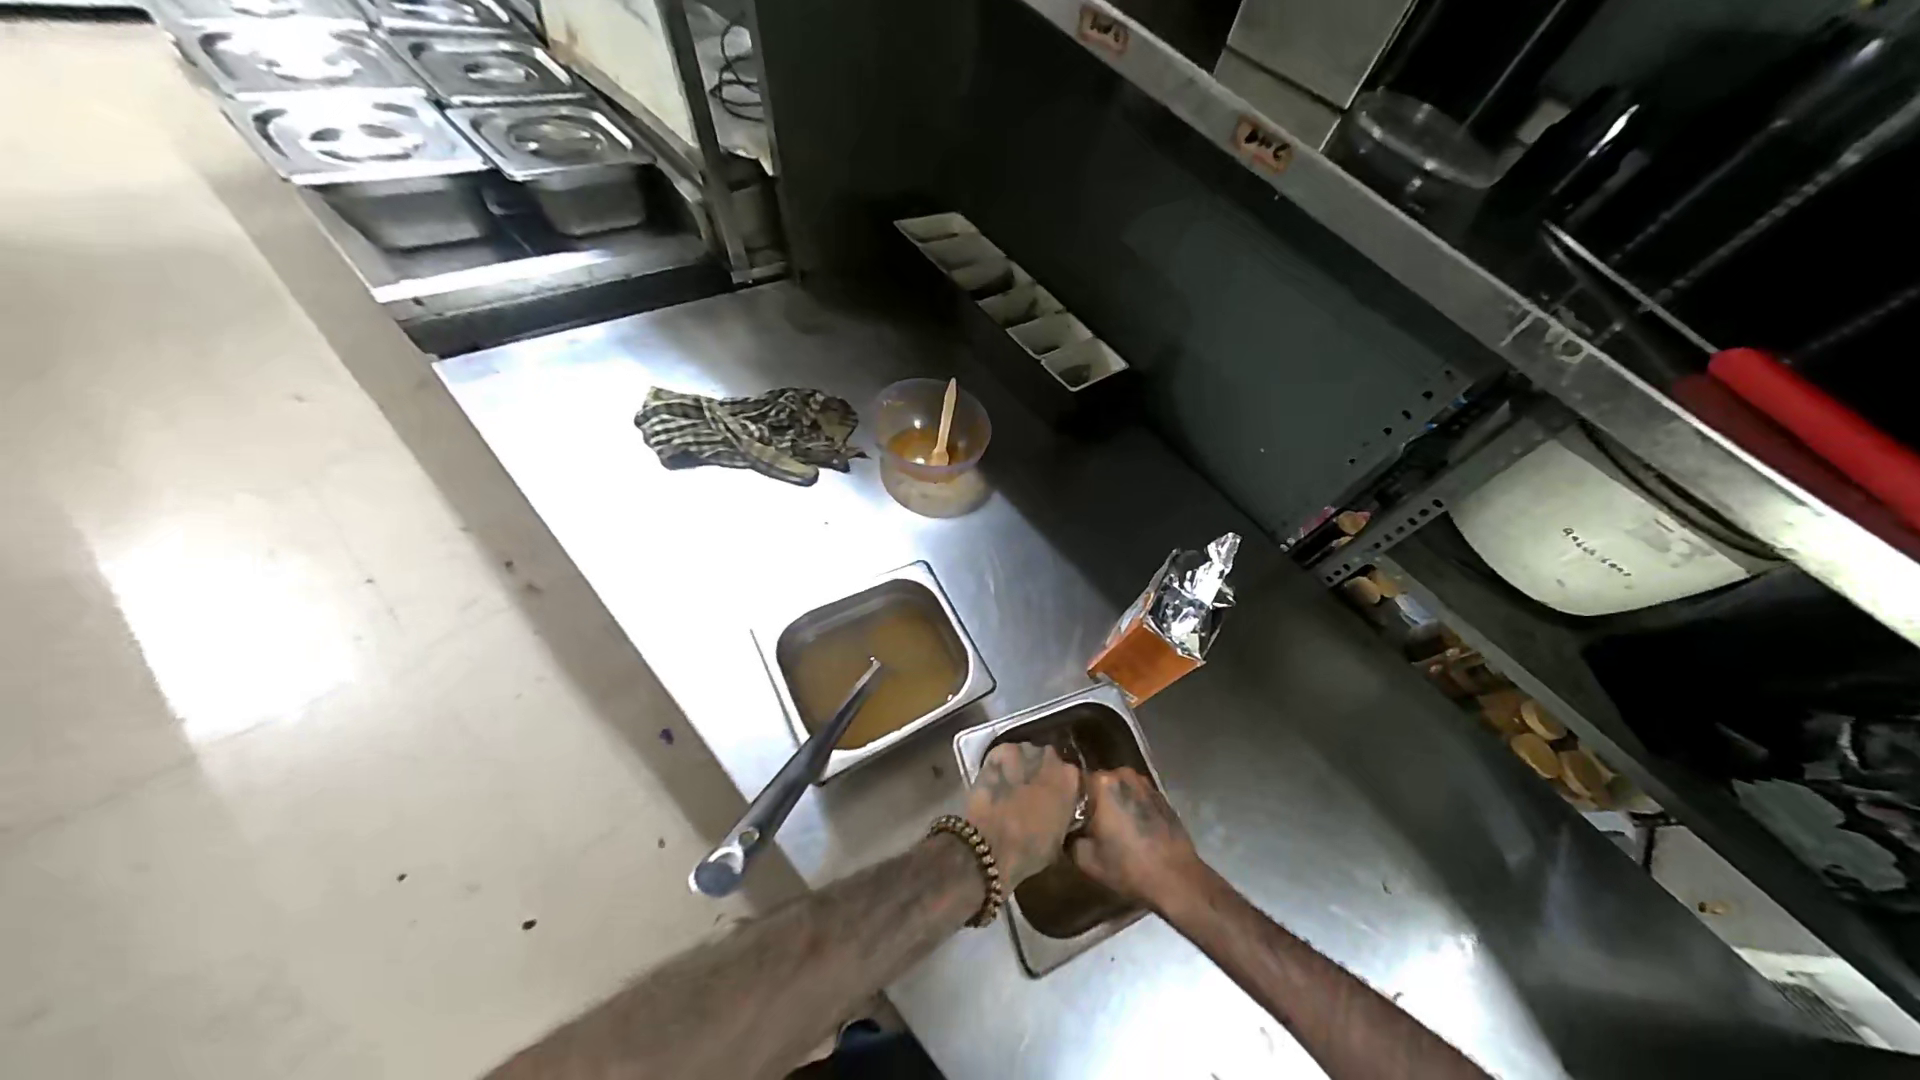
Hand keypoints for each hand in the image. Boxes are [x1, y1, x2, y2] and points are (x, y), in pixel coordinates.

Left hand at [965, 743, 1080, 887]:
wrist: (992, 845)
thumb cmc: (1032, 850)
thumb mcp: (1060, 837)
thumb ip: (1064, 815)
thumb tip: (1059, 811)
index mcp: (1069, 778)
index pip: (1070, 773)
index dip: (1061, 785)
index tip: (1055, 797)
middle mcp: (1048, 757)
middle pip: (1047, 758)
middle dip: (1041, 771)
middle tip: (1032, 791)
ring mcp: (1020, 752)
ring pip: (1024, 753)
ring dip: (1020, 765)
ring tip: (1012, 784)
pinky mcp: (995, 754)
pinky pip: (1001, 756)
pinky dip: (999, 766)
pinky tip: (995, 780)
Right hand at [1071, 768, 1208, 912]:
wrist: (1177, 879)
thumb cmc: (1129, 867)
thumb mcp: (1086, 859)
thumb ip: (1069, 838)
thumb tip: (1068, 830)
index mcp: (1102, 783)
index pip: (1075, 782)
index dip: (1070, 801)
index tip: (1069, 818)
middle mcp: (1123, 775)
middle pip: (1098, 784)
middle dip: (1092, 801)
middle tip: (1089, 825)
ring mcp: (1145, 783)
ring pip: (1118, 789)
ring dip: (1113, 804)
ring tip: (1111, 829)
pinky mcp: (1161, 796)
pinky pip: (1136, 797)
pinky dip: (1131, 808)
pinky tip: (1132, 831)